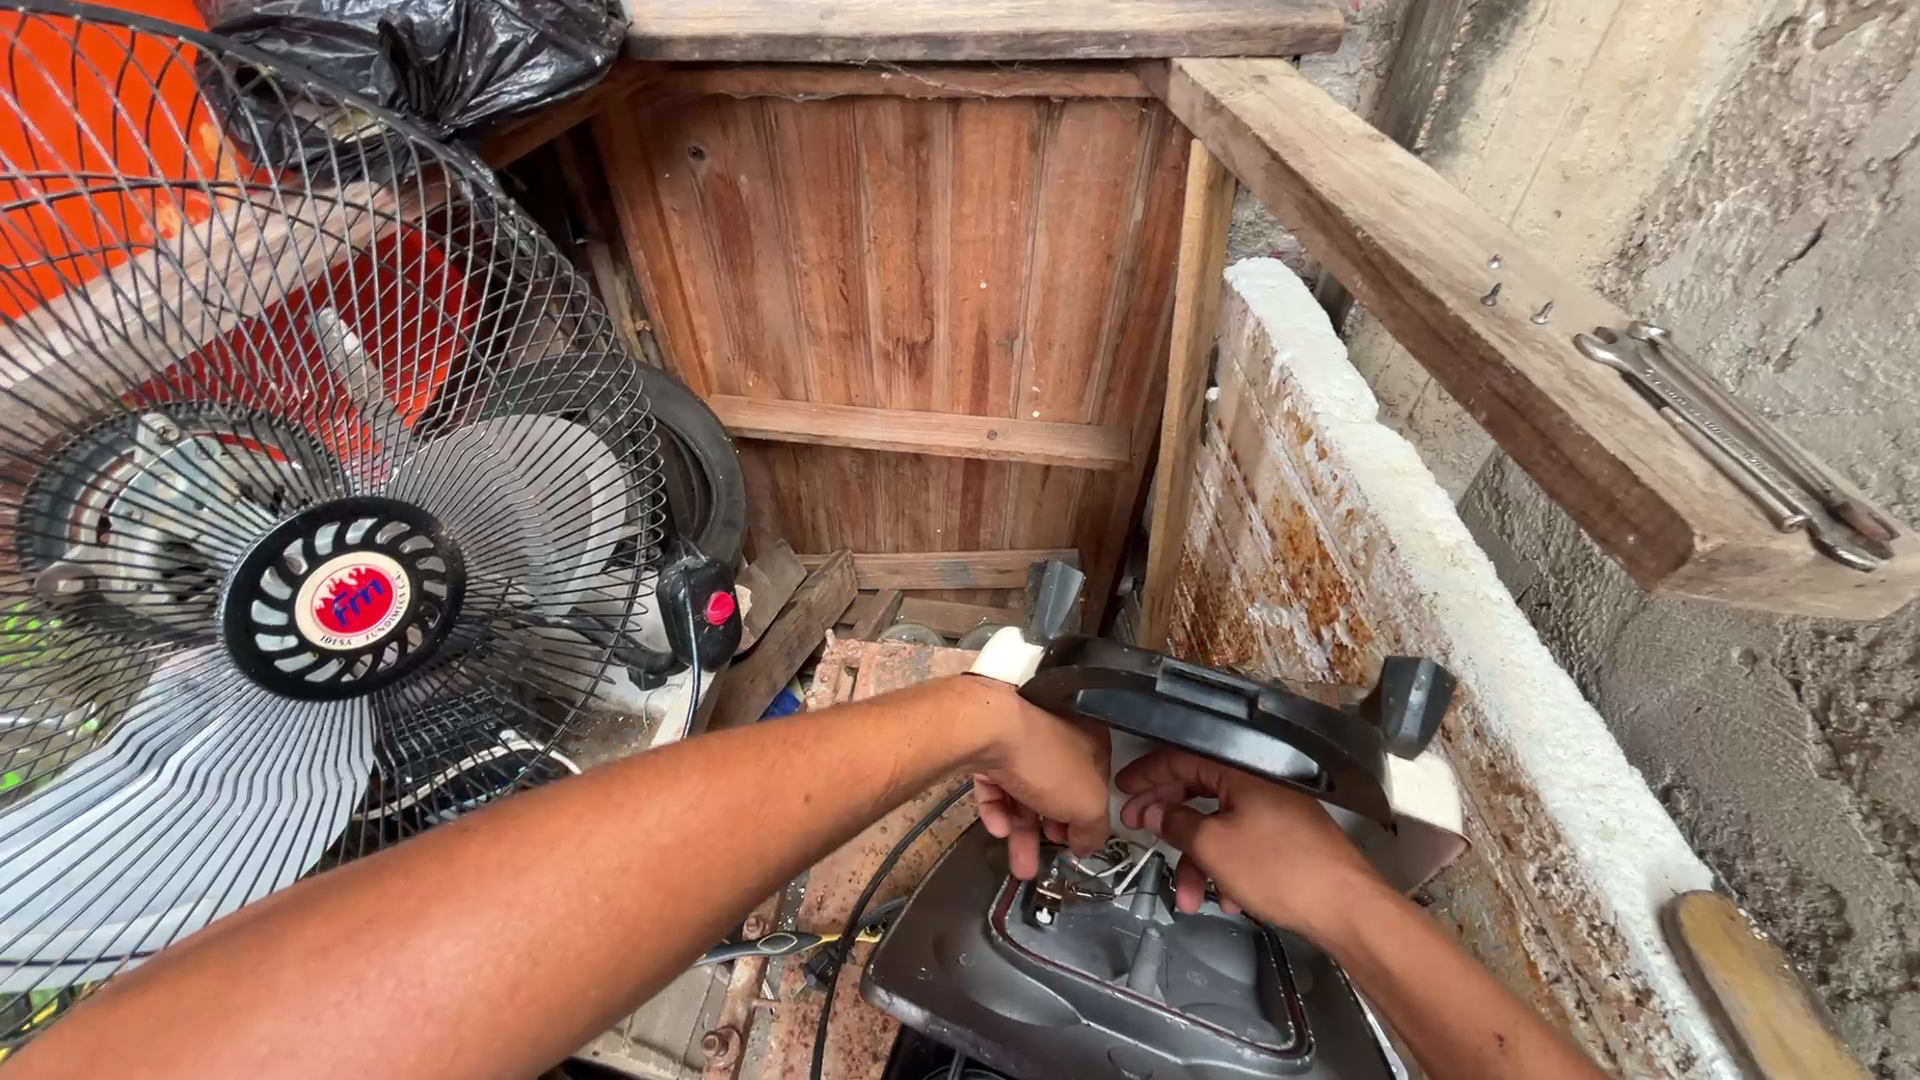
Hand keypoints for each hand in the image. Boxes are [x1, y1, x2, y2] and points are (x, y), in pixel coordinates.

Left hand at [960, 675, 1110, 880]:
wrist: (988, 728)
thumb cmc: (1047, 759)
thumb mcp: (1089, 803)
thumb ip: (1094, 829)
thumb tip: (1087, 844)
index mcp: (1088, 738)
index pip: (1095, 783)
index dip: (1086, 816)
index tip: (1076, 842)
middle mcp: (1054, 733)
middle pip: (1056, 790)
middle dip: (1050, 832)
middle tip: (1045, 858)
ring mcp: (1018, 737)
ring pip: (1023, 790)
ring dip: (1022, 831)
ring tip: (1020, 865)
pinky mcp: (986, 744)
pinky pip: (995, 782)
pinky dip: (997, 807)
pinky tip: (998, 828)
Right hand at [1116, 748, 1384, 940]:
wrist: (1349, 910)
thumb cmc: (1282, 870)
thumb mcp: (1214, 846)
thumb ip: (1176, 823)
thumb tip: (1155, 812)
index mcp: (1239, 770)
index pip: (1180, 759)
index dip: (1147, 776)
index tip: (1124, 793)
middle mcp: (1256, 782)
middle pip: (1197, 790)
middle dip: (1167, 820)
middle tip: (1141, 834)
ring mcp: (1274, 810)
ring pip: (1218, 824)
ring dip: (1196, 859)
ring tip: (1188, 896)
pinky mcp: (1286, 838)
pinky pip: (1241, 842)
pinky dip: (1225, 867)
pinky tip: (1226, 899)